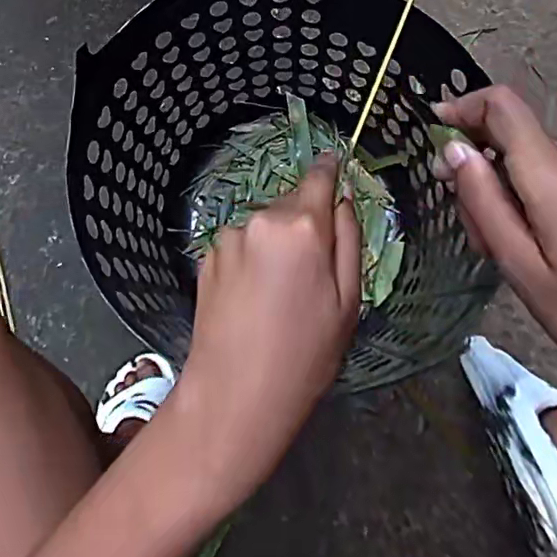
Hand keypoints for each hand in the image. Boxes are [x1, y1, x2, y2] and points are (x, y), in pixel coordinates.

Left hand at [172, 157, 361, 496]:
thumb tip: (343, 200)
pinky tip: (253, 297)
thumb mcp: (348, 301)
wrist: (234, 393)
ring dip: (275, 243)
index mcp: (301, 227)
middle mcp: (260, 219)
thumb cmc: (304, 354)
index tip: (335, 164)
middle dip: (304, 223)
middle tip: (312, 269)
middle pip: (291, 204)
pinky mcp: (207, 256)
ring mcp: (228, 237)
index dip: (330, 170)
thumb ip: (349, 240)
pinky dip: (251, 259)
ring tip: (279, 293)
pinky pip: (241, 245)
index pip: (318, 177)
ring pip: (264, 226)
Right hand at [433, 86, 556, 447]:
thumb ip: (485, 204)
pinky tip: (525, 251)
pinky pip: (549, 181)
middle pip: (510, 135)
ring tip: (498, 252)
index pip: (503, 106)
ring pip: (525, 161)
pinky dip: (521, 202)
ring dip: (496, 191)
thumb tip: (454, 151)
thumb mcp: (525, 270)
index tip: (432, 139)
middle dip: (474, 167)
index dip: (462, 108)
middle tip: (471, 230)